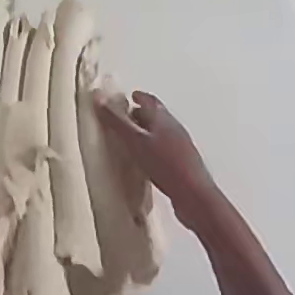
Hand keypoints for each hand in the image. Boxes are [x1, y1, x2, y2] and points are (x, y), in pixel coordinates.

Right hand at [93, 89, 216, 213]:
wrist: (195, 197)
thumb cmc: (166, 164)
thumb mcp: (135, 141)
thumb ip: (116, 120)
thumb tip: (99, 97)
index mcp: (163, 118)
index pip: (149, 100)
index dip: (137, 97)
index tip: (128, 96)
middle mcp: (174, 128)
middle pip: (155, 116)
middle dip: (139, 114)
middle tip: (124, 118)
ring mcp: (181, 147)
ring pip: (160, 133)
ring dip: (145, 133)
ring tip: (130, 141)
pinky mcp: (183, 165)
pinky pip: (164, 151)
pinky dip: (152, 150)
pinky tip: (144, 163)